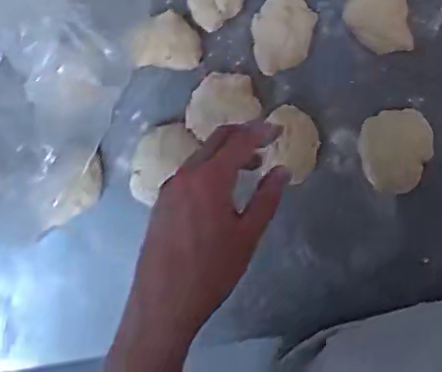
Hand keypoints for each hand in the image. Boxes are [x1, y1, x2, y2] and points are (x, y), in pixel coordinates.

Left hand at [107, 122, 289, 371]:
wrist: (159, 310)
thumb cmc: (210, 272)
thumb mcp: (248, 236)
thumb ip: (267, 198)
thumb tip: (282, 170)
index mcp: (209, 178)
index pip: (240, 140)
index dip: (261, 131)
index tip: (278, 130)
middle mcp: (186, 175)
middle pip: (217, 139)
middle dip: (243, 135)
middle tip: (265, 143)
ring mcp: (169, 189)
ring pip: (202, 155)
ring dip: (226, 153)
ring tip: (248, 168)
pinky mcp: (160, 205)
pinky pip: (189, 172)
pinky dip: (210, 168)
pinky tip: (220, 190)